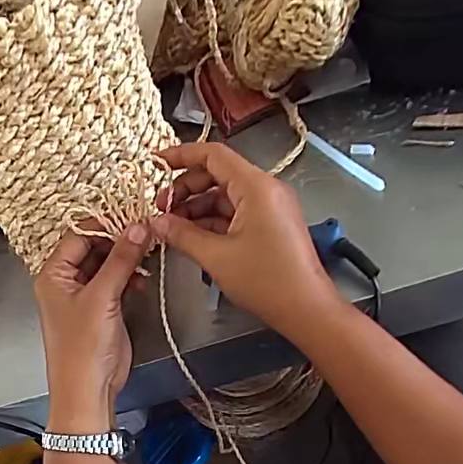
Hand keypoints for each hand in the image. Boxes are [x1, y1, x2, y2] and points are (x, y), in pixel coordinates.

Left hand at [35, 222, 151, 432]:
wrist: (89, 389)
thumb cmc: (83, 348)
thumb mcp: (101, 298)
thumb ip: (120, 260)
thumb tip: (138, 228)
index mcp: (54, 275)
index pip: (79, 236)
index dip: (105, 225)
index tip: (133, 218)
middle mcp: (67, 282)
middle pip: (94, 248)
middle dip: (120, 242)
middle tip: (147, 235)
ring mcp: (85, 296)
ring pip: (108, 265)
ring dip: (128, 260)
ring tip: (148, 256)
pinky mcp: (103, 309)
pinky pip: (117, 283)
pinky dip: (130, 277)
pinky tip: (143, 278)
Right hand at [149, 143, 343, 332]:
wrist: (306, 308)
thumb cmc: (267, 281)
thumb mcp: (216, 257)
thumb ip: (182, 234)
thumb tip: (156, 222)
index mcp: (256, 187)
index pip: (213, 155)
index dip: (181, 155)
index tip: (156, 163)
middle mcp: (266, 189)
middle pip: (217, 174)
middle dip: (186, 189)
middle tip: (161, 210)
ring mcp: (270, 207)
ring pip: (225, 196)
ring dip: (197, 208)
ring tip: (173, 228)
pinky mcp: (271, 224)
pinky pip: (237, 212)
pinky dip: (214, 221)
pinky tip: (193, 236)